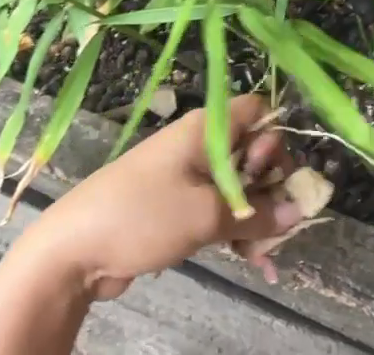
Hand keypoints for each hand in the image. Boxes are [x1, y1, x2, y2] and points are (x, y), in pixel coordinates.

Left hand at [10, 94, 309, 300]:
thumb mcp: (205, 215)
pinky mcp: (178, 205)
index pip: (257, 111)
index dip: (275, 139)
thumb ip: (256, 213)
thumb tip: (300, 211)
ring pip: (239, 187)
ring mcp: (188, 175)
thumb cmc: (141, 215)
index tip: (273, 175)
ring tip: (265, 257)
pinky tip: (253, 262)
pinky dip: (237, 231)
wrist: (74, 248)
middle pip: (254, 153)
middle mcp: (200, 145)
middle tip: (277, 224)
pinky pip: (220, 210)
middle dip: (271, 188)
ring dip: (257, 218)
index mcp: (206, 129)